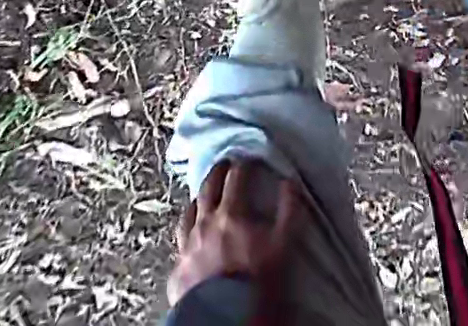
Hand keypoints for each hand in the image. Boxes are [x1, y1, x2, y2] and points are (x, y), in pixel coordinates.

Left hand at [166, 160, 301, 305]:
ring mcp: (187, 247)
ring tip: (205, 194)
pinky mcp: (178, 270)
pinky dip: (188, 230)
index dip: (245, 164)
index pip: (236, 177)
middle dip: (219, 171)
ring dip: (200, 198)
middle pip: (209, 187)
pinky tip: (193, 234)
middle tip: (227, 163)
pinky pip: (180, 241)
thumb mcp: (282, 246)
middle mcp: (205, 224)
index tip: (251, 159)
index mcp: (230, 214)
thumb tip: (290, 181)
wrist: (224, 322)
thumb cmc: (256, 285)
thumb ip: (289, 210)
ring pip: (189, 211)